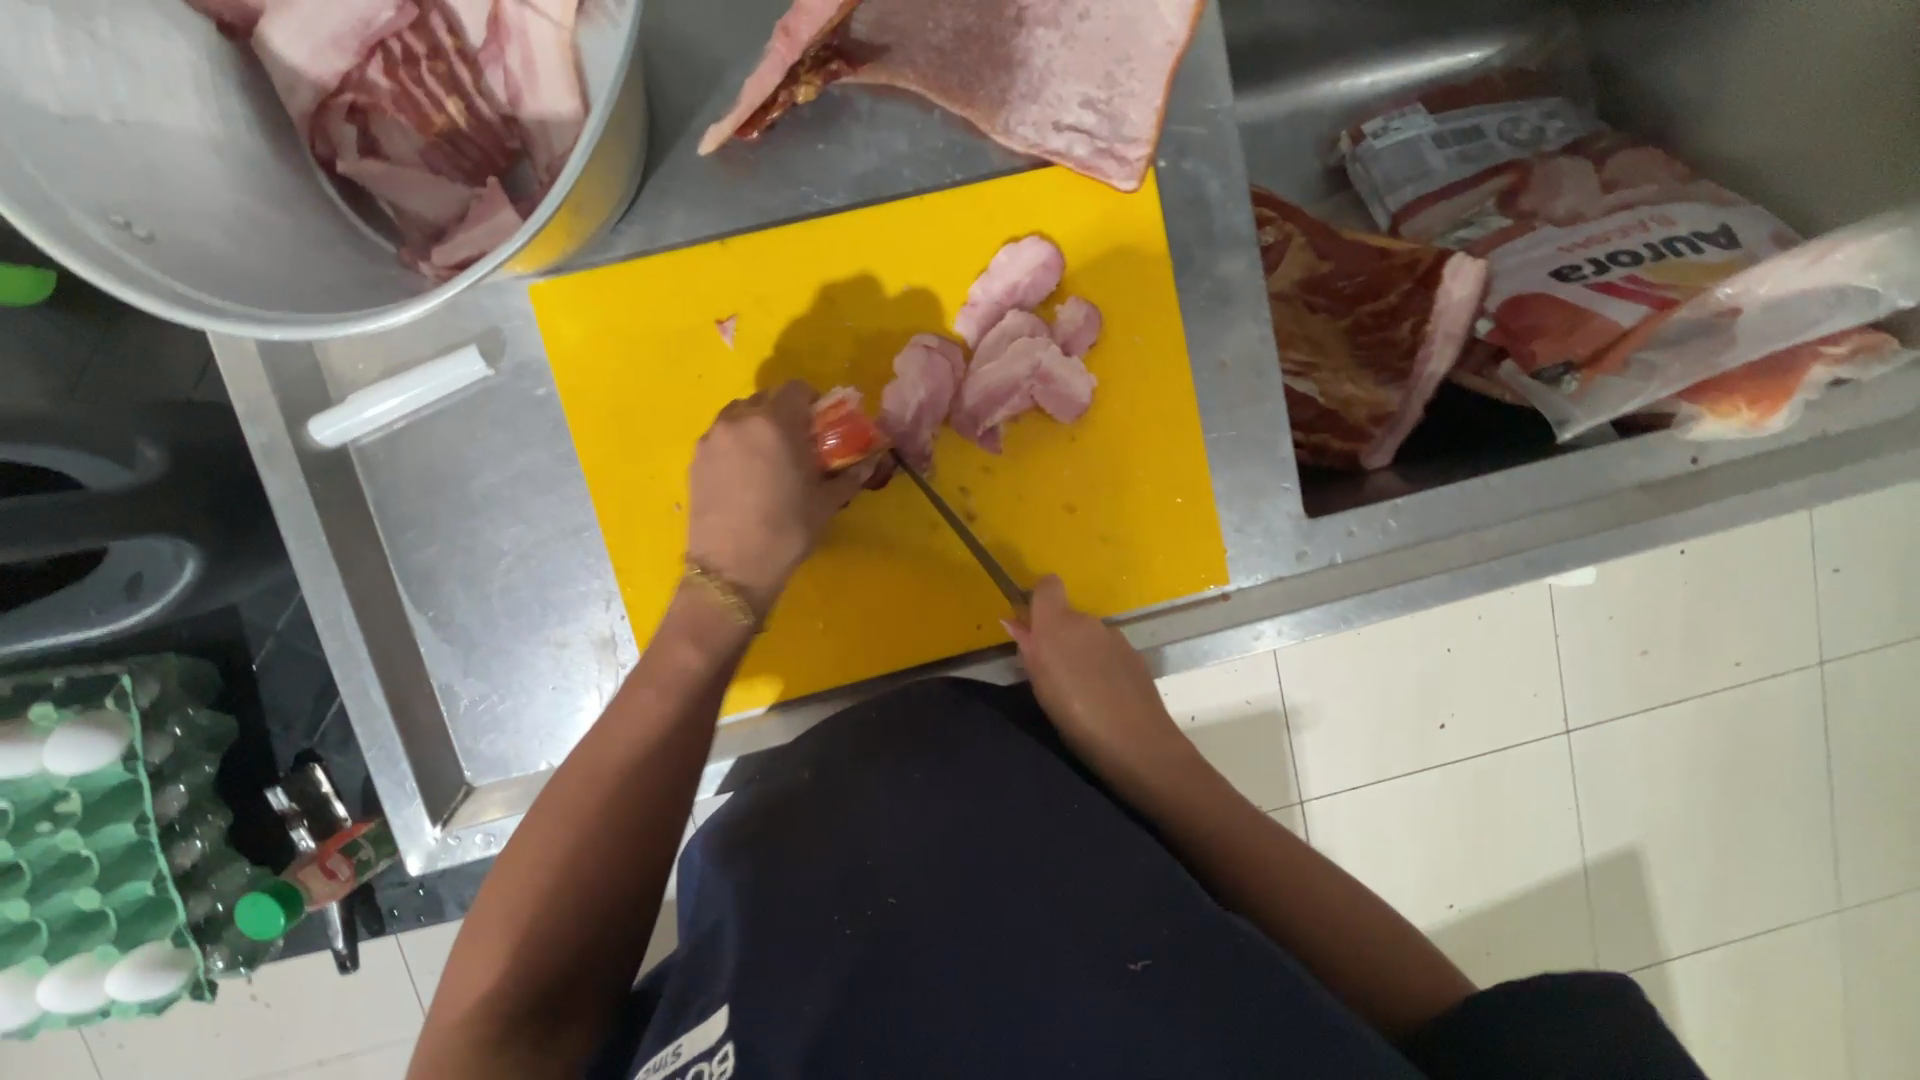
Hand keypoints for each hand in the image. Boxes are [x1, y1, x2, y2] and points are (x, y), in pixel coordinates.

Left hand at [685, 381, 873, 614]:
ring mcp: (713, 438)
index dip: (812, 402)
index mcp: (775, 422)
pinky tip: (745, 477)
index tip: (819, 425)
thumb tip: (872, 459)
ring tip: (768, 460)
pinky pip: (721, 438)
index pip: (796, 388)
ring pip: (739, 416)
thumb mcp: (827, 502)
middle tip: (797, 444)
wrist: (733, 568)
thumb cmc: (787, 530)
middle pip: (766, 399)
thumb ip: (850, 474)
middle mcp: (740, 420)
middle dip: (784, 414)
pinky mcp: (695, 459)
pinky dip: (736, 446)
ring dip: (757, 427)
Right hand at [1005, 576, 1196, 789]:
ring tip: (1080, 692)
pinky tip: (1104, 697)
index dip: (1039, 599)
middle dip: (1059, 636)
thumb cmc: (1074, 716)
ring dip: (1081, 653)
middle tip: (1053, 674)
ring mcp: (1116, 637)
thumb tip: (1013, 621)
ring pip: (1089, 635)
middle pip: (1068, 615)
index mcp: (1058, 624)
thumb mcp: (1039, 684)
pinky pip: (1108, 652)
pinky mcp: (1135, 655)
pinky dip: (1102, 666)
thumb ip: (1027, 647)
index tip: (1032, 626)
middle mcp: (1089, 621)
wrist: (1136, 742)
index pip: (1047, 585)